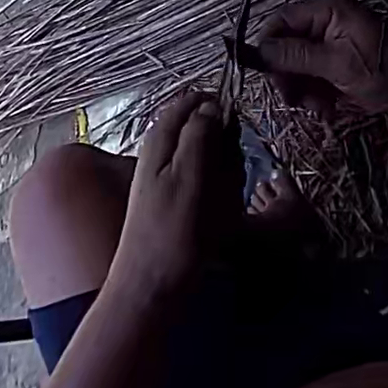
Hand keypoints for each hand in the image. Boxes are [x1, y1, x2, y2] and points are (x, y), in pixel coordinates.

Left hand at [109, 91, 242, 297]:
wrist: (152, 284)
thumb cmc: (171, 230)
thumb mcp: (188, 176)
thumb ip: (198, 135)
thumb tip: (211, 105)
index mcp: (161, 139)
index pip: (191, 103)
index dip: (216, 109)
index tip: (235, 128)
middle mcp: (162, 151)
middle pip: (203, 128)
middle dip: (224, 145)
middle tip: (228, 172)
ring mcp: (170, 175)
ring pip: (210, 155)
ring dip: (225, 171)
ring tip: (224, 197)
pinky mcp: (179, 198)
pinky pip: (208, 181)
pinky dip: (220, 191)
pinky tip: (221, 211)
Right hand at [254, 0, 387, 112]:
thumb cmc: (384, 68)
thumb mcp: (338, 63)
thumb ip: (297, 56)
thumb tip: (260, 51)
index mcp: (326, 9)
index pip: (282, 20)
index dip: (268, 46)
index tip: (265, 73)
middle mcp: (322, 21)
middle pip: (285, 45)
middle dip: (287, 75)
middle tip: (293, 99)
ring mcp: (326, 42)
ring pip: (294, 65)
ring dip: (300, 89)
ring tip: (318, 106)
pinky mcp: (330, 61)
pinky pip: (308, 77)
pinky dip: (312, 94)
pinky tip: (326, 106)